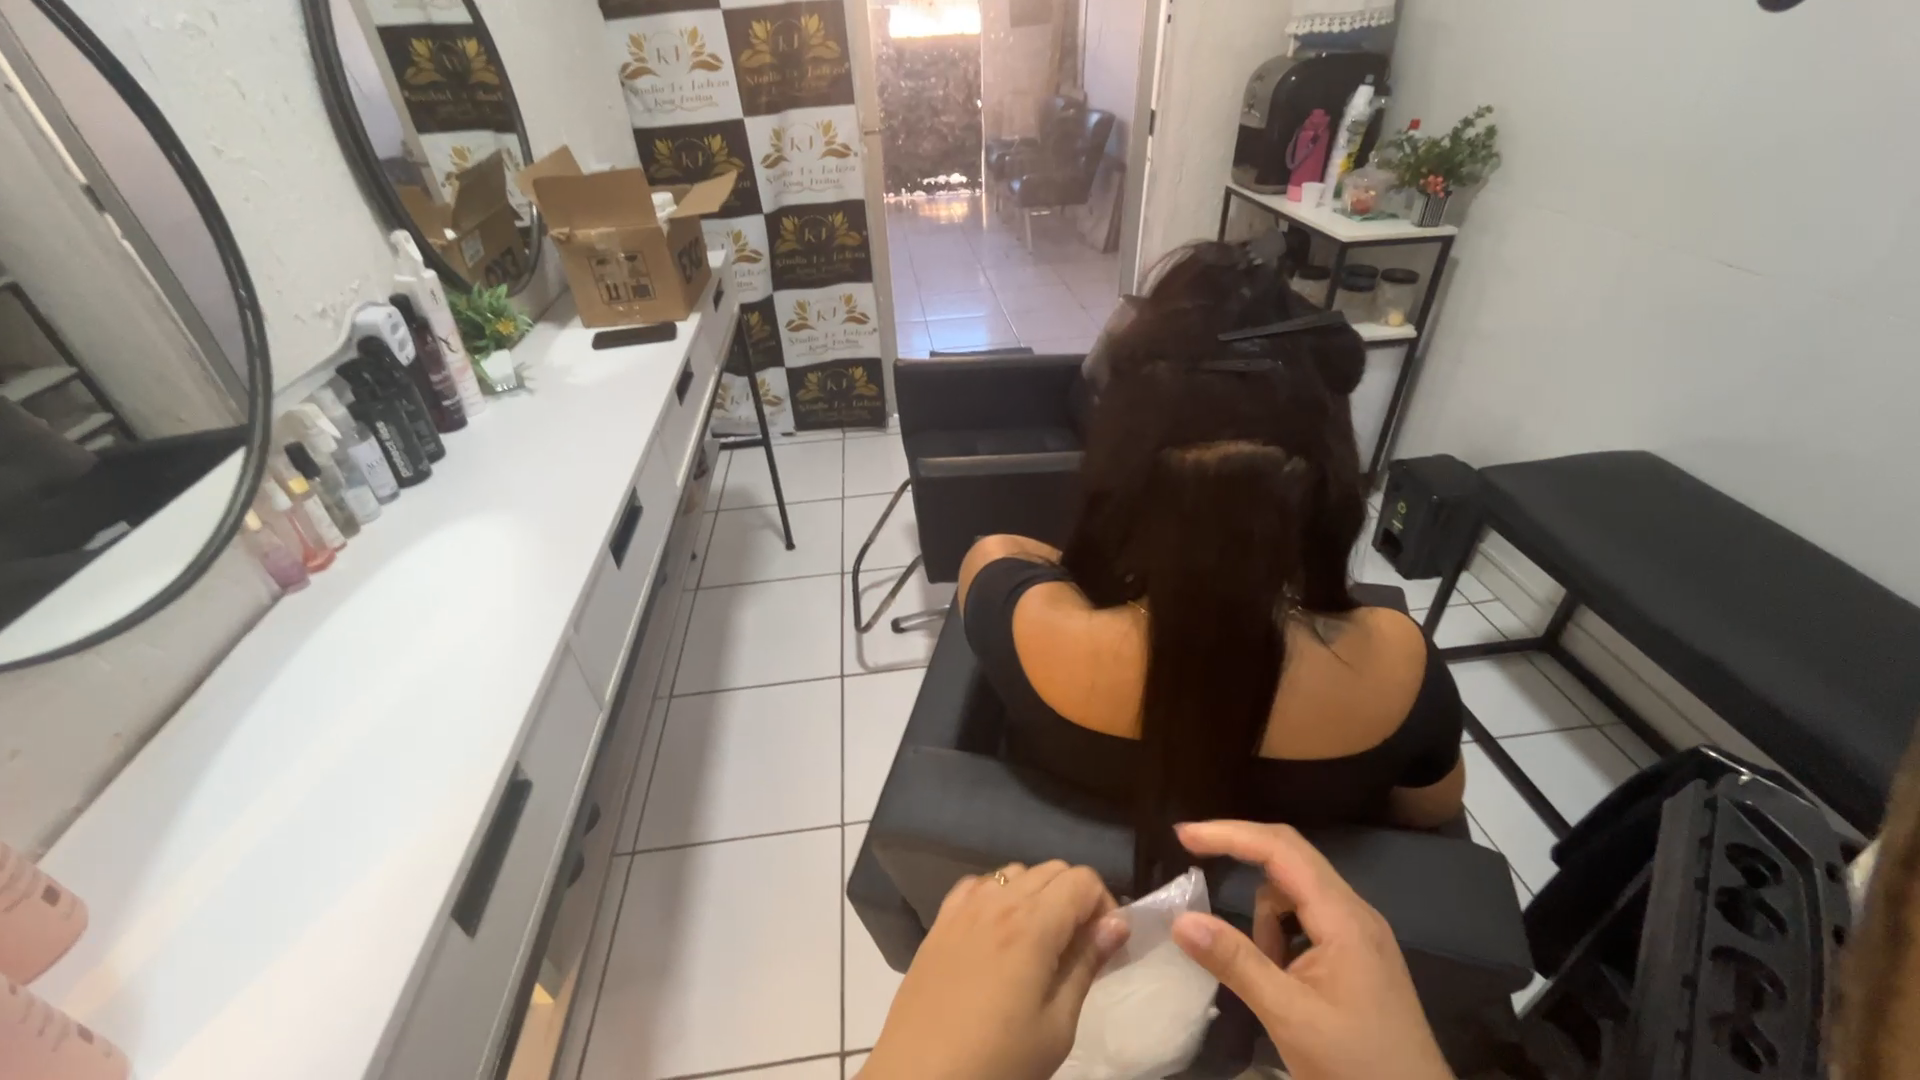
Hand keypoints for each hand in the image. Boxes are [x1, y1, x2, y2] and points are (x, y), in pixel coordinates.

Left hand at [860, 861, 1129, 1079]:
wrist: (920, 1078)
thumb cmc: (998, 1060)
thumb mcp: (1056, 1025)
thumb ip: (1086, 964)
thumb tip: (1116, 923)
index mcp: (1033, 924)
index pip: (1082, 879)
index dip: (1104, 905)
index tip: (1105, 946)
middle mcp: (998, 902)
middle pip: (1052, 870)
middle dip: (1075, 898)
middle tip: (1078, 947)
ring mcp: (964, 908)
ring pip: (1015, 872)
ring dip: (1037, 894)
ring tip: (1039, 943)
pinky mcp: (940, 921)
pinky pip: (977, 885)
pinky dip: (998, 896)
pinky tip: (998, 933)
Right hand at [1170, 822, 1453, 1079]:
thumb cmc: (1357, 1067)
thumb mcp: (1288, 1016)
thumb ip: (1235, 963)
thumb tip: (1180, 920)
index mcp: (1343, 917)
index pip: (1281, 850)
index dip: (1230, 834)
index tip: (1183, 835)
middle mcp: (1354, 912)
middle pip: (1289, 857)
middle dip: (1240, 852)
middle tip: (1193, 855)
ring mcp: (1359, 933)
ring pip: (1294, 893)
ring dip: (1265, 918)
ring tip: (1266, 974)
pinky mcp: (1357, 954)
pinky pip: (1306, 918)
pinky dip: (1281, 934)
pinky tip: (1281, 975)